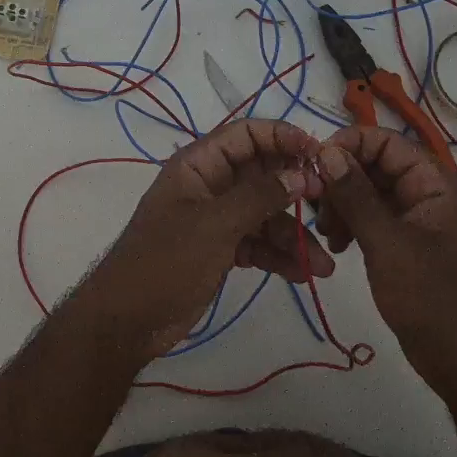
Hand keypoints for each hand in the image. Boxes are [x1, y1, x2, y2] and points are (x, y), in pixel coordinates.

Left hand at [72, 119, 331, 359]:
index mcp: (198, 165)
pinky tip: (303, 275)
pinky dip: (279, 256)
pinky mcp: (220, 250)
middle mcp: (209, 185)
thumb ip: (259, 197)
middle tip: (328, 209)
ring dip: (293, 236)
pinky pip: (258, 243)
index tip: (319, 153)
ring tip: (324, 265)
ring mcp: (215, 219)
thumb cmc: (165, 261)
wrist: (128, 321)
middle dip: (296, 192)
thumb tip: (302, 172)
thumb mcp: (215, 225)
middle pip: (261, 174)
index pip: (246, 135)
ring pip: (264, 214)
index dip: (281, 137)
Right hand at [315, 125, 456, 394]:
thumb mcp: (388, 243)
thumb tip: (324, 151)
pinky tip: (337, 246)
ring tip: (327, 234)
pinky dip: (352, 225)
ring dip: (343, 204)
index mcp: (436, 184)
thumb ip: (355, 195)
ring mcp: (418, 220)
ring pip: (370, 192)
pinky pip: (373, 217)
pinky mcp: (406, 244)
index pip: (387, 142)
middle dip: (342, 180)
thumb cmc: (432, 298)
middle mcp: (428, 194)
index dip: (349, 145)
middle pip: (376, 165)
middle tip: (315, 207)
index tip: (314, 165)